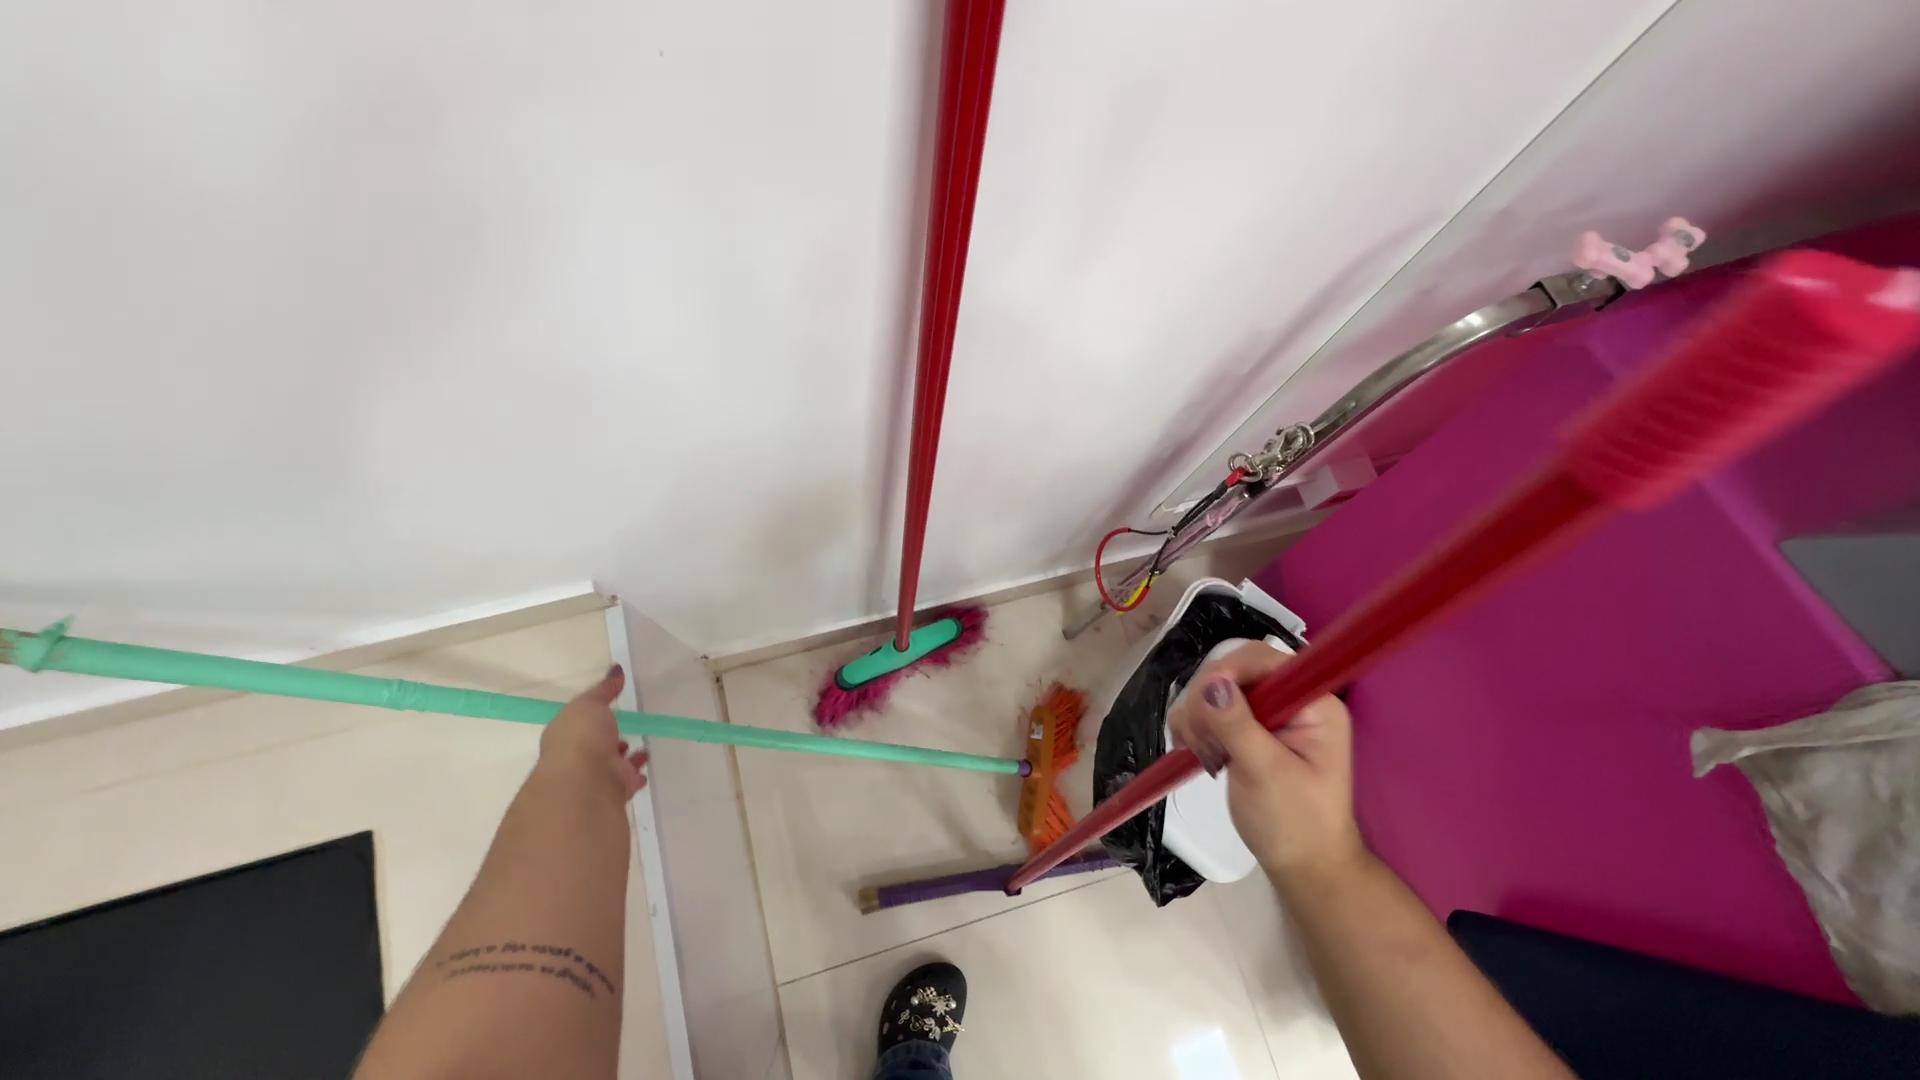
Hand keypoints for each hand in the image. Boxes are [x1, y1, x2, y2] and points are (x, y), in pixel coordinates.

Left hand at [539, 665, 650, 800]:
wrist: (584, 781)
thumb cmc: (582, 737)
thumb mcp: (590, 704)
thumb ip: (604, 689)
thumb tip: (617, 669)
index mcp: (566, 736)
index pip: (579, 727)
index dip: (593, 721)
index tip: (611, 713)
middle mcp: (577, 759)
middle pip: (596, 748)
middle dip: (610, 742)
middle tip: (625, 735)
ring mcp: (596, 778)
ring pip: (612, 767)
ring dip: (625, 760)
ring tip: (643, 752)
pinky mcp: (614, 793)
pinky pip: (627, 783)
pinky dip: (635, 777)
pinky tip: (644, 772)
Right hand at [1167, 643, 1361, 880]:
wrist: (1300, 865)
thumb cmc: (1295, 823)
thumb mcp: (1267, 774)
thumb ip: (1238, 726)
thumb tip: (1211, 683)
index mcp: (1312, 703)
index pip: (1265, 659)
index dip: (1229, 670)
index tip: (1203, 701)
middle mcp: (1290, 699)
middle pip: (1232, 671)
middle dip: (1208, 703)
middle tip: (1206, 745)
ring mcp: (1266, 714)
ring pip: (1213, 689)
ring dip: (1198, 719)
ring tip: (1207, 757)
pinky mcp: (1244, 728)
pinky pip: (1207, 709)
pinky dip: (1194, 727)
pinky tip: (1198, 754)